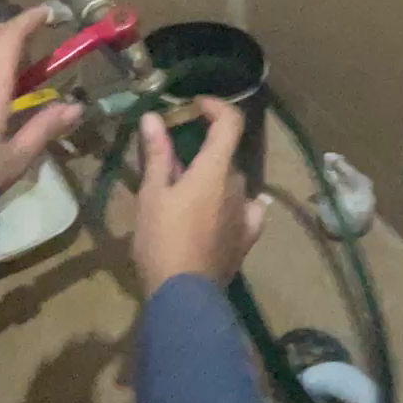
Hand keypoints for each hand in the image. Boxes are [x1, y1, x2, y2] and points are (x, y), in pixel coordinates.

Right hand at [132, 97, 268, 295]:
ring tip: (187, 190)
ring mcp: (246, 213)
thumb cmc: (162, 240)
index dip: (216, 107)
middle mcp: (238, 185)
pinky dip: (240, 203)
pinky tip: (228, 208)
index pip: (230, 123)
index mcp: (215, 169)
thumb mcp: (152, 194)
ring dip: (215, 178)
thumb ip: (157, 153)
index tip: (195, 106)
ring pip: (233, 182)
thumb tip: (153, 117)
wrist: (183, 297)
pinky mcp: (247, 237)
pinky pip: (250, 210)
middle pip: (225, 155)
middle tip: (173, 159)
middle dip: (203, 150)